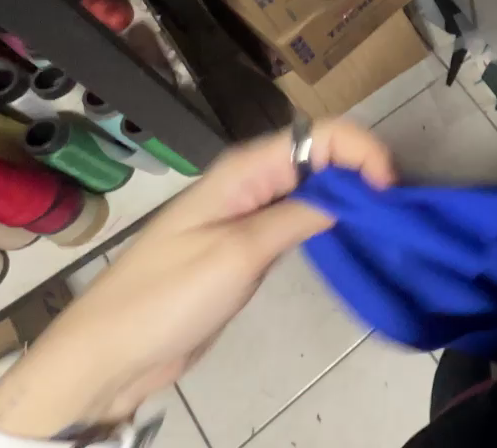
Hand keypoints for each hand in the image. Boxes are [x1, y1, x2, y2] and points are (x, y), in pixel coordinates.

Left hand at [0, 121, 396, 437]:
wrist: (104, 361)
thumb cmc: (164, 300)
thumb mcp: (238, 254)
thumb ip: (299, 215)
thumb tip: (354, 192)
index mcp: (247, 168)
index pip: (323, 135)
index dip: (363, 151)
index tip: (388, 189)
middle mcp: (254, 179)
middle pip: (325, 152)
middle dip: (364, 167)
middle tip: (392, 205)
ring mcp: (253, 210)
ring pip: (319, 182)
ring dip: (353, 192)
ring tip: (382, 217)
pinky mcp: (254, 241)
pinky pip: (305, 213)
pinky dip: (334, 216)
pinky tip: (352, 233)